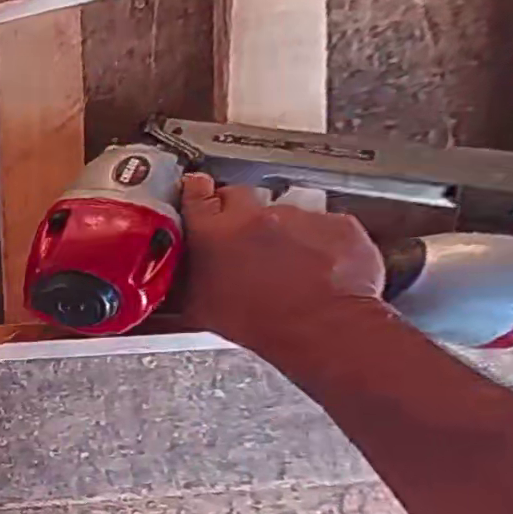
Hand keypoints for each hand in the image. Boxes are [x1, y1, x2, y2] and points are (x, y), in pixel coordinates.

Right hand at [180, 174, 385, 347]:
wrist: (319, 326)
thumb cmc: (257, 319)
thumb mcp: (197, 305)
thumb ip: (184, 278)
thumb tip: (174, 275)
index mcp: (213, 233)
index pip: (196, 195)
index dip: (194, 190)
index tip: (195, 187)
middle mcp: (255, 216)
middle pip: (239, 194)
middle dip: (234, 209)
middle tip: (234, 234)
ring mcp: (300, 217)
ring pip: (282, 213)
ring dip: (276, 229)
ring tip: (278, 260)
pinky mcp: (338, 224)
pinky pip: (321, 225)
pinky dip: (313, 239)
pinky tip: (309, 263)